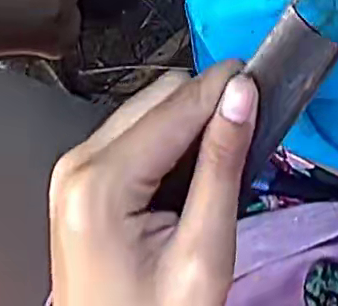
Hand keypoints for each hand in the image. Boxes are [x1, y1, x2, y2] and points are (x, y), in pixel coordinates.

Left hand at [49, 60, 258, 305]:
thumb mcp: (203, 255)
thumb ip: (222, 164)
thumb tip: (242, 93)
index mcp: (101, 183)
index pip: (178, 104)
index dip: (225, 88)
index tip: (262, 83)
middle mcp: (79, 162)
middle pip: (162, 96)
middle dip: (207, 108)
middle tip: (244, 138)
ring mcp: (76, 168)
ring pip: (151, 106)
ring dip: (190, 122)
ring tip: (218, 162)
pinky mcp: (82, 177)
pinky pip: (137, 130)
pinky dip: (171, 138)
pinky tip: (189, 174)